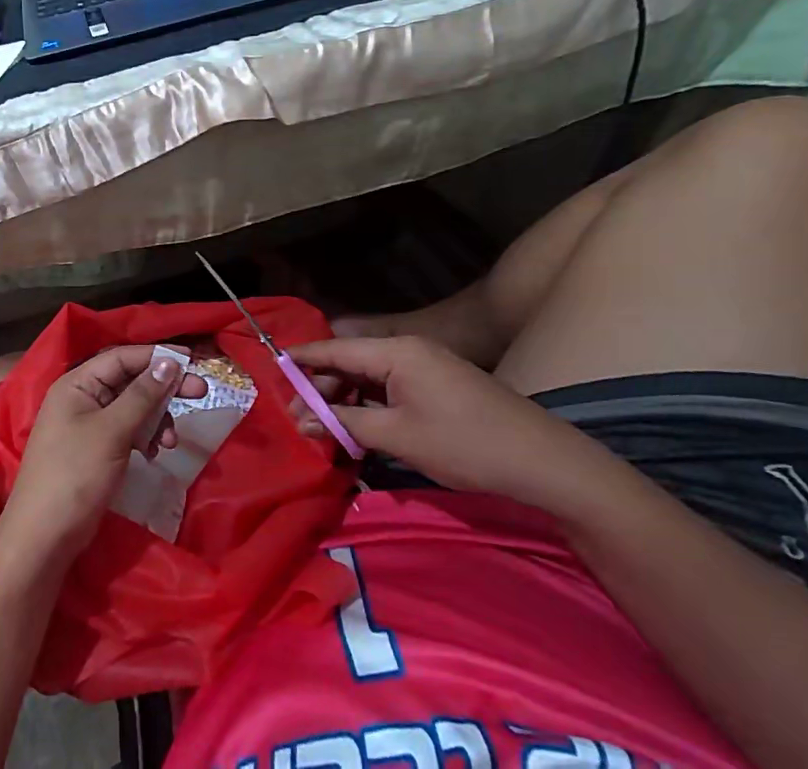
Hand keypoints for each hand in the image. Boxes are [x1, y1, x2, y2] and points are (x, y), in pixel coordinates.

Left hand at [0, 345, 206, 556]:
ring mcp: (89, 424)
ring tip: (171, 441)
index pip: (123, 357)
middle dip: (164, 388)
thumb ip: (143, 394)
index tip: (193, 361)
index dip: (158, 356)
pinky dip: (146, 437)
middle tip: (199, 392)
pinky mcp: (97, 447)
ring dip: (157, 418)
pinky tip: (156, 453)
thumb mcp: (113, 430)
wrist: (45, 536)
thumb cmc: (75, 474)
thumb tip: (169, 362)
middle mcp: (82, 398)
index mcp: (77, 384)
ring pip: (134, 407)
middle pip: (131, 380)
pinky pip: (129, 429)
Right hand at [287, 336, 574, 499]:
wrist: (537, 457)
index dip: (301, 360)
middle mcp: (409, 349)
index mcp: (397, 351)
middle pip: (351, 362)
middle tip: (299, 422)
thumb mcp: (396, 436)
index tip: (269, 371)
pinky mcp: (438, 385)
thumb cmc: (462, 443)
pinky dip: (371, 407)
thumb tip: (304, 420)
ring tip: (324, 430)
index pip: (335, 349)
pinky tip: (357, 430)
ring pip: (370, 378)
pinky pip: (391, 389)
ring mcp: (426, 367)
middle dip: (322, 389)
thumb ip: (345, 423)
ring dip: (346, 401)